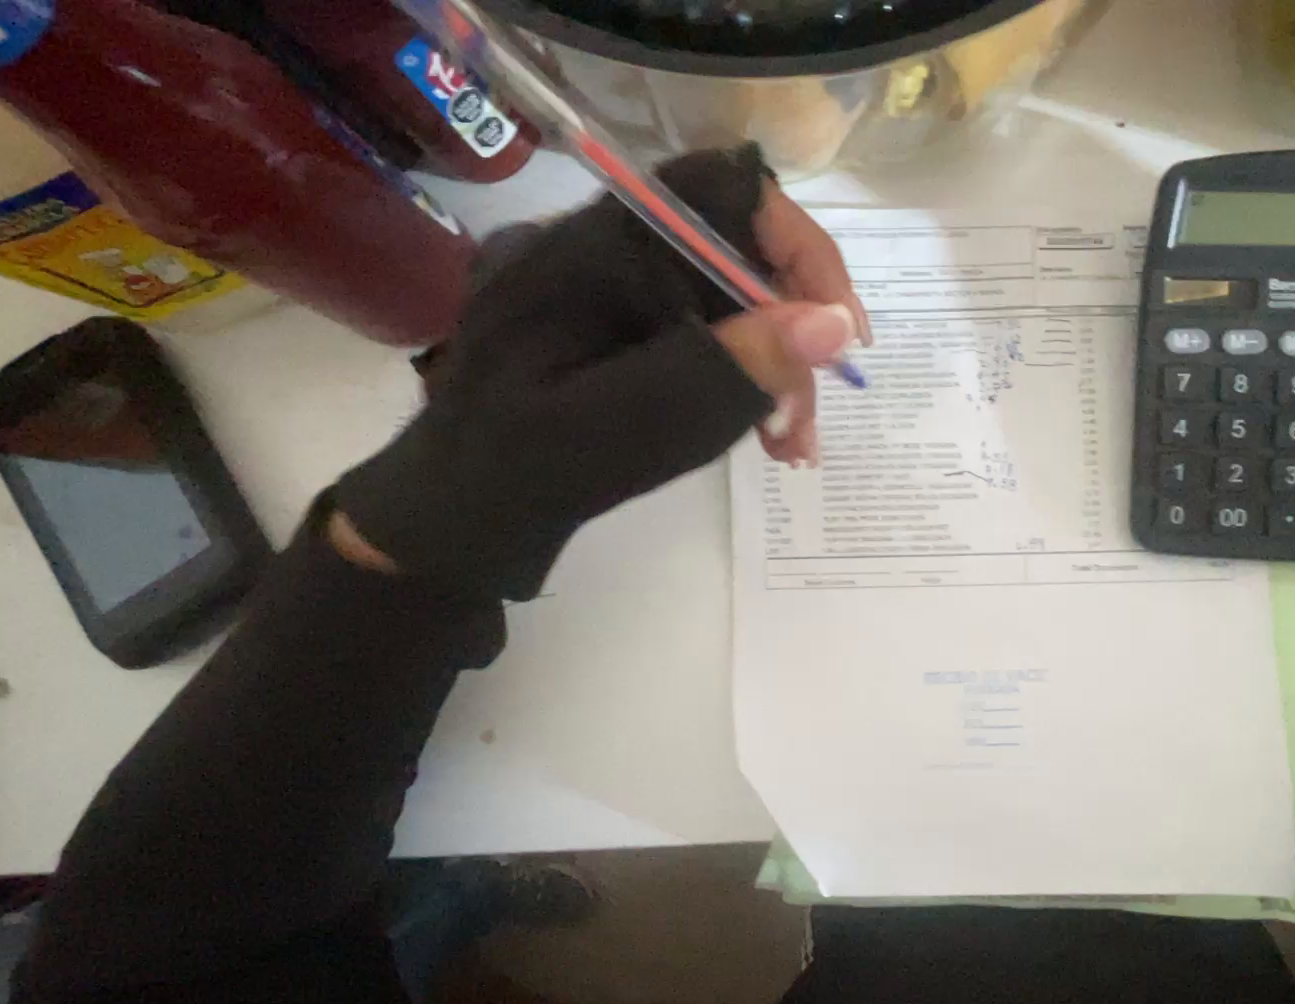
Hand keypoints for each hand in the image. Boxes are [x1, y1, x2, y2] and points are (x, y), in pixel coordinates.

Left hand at [334, 146, 865, 598]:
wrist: (454, 519)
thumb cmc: (523, 474)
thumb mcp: (625, 431)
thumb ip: (724, 373)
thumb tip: (833, 325)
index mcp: (597, 250)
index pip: (722, 192)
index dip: (799, 246)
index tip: (841, 325)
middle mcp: (607, 250)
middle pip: (738, 257)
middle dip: (793, 336)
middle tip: (807, 420)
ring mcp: (614, 291)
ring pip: (730, 301)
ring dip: (775, 369)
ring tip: (790, 446)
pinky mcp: (619, 328)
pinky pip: (703, 332)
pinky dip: (742, 379)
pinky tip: (762, 430)